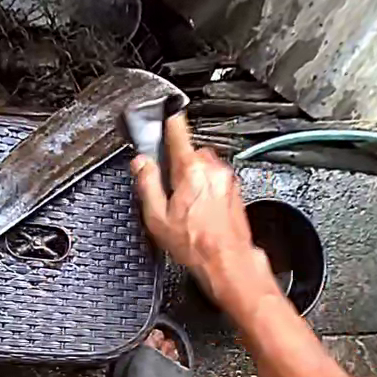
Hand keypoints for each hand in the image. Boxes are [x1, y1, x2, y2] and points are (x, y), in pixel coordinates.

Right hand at [131, 112, 276, 309]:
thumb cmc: (196, 245)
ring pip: (202, 166)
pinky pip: (214, 180)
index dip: (167, 120)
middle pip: (189, 152)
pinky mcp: (235, 190)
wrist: (227, 262)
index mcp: (191, 169)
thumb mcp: (157, 217)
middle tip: (166, 188)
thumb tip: (141, 164)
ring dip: (192, 178)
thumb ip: (147, 184)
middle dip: (177, 165)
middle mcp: (213, 168)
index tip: (162, 113)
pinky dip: (204, 189)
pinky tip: (198, 212)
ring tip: (183, 206)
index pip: (178, 130)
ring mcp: (226, 179)